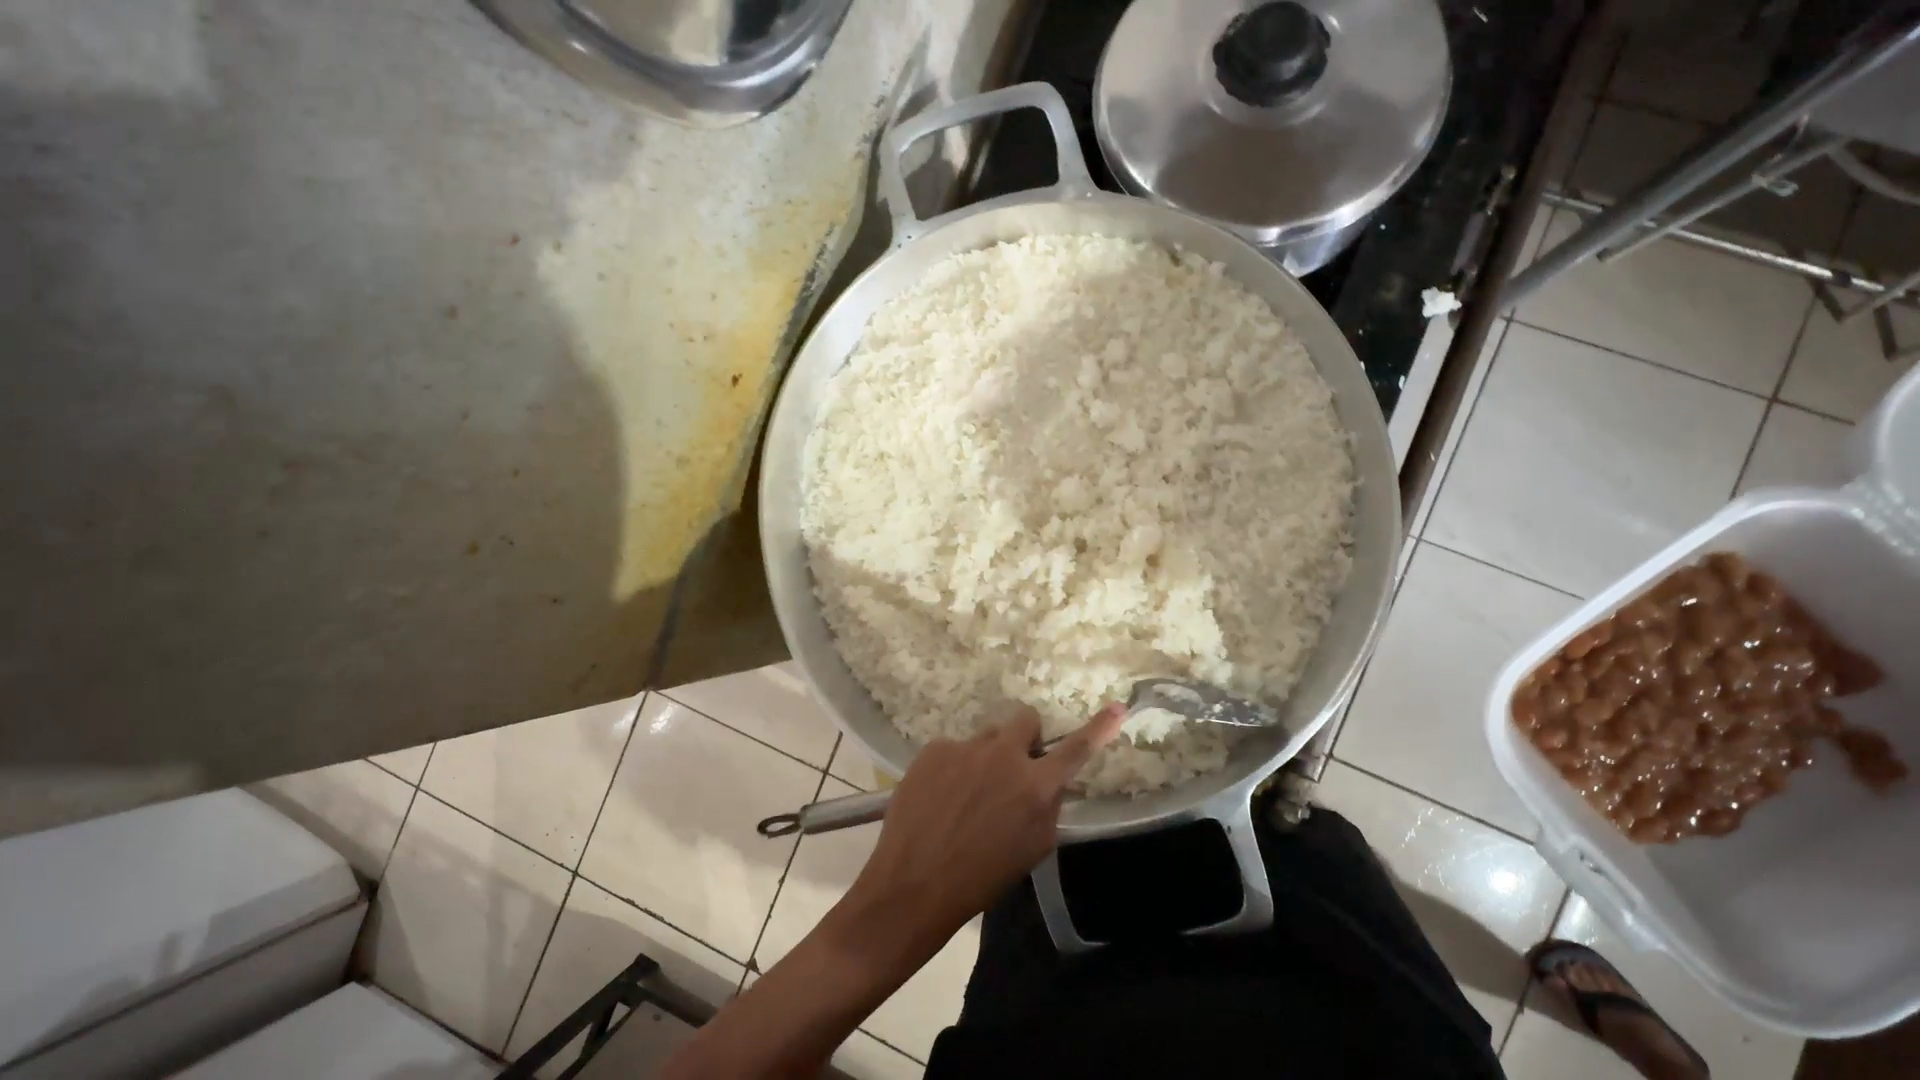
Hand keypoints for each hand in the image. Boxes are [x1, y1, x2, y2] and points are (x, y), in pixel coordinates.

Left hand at [839, 702, 1128, 946]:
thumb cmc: (982, 877)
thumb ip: (1047, 807)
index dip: (1100, 727)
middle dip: (1025, 739)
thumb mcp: (1032, 848)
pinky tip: (940, 798)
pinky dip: (952, 768)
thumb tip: (1048, 783)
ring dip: (987, 756)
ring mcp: (965, 748)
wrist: (914, 884)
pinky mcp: (933, 749)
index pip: (1077, 749)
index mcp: (1036, 786)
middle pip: (1025, 720)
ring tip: (967, 795)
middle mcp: (1004, 756)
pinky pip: (953, 749)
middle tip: (1012, 769)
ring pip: (987, 737)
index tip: (1117, 706)